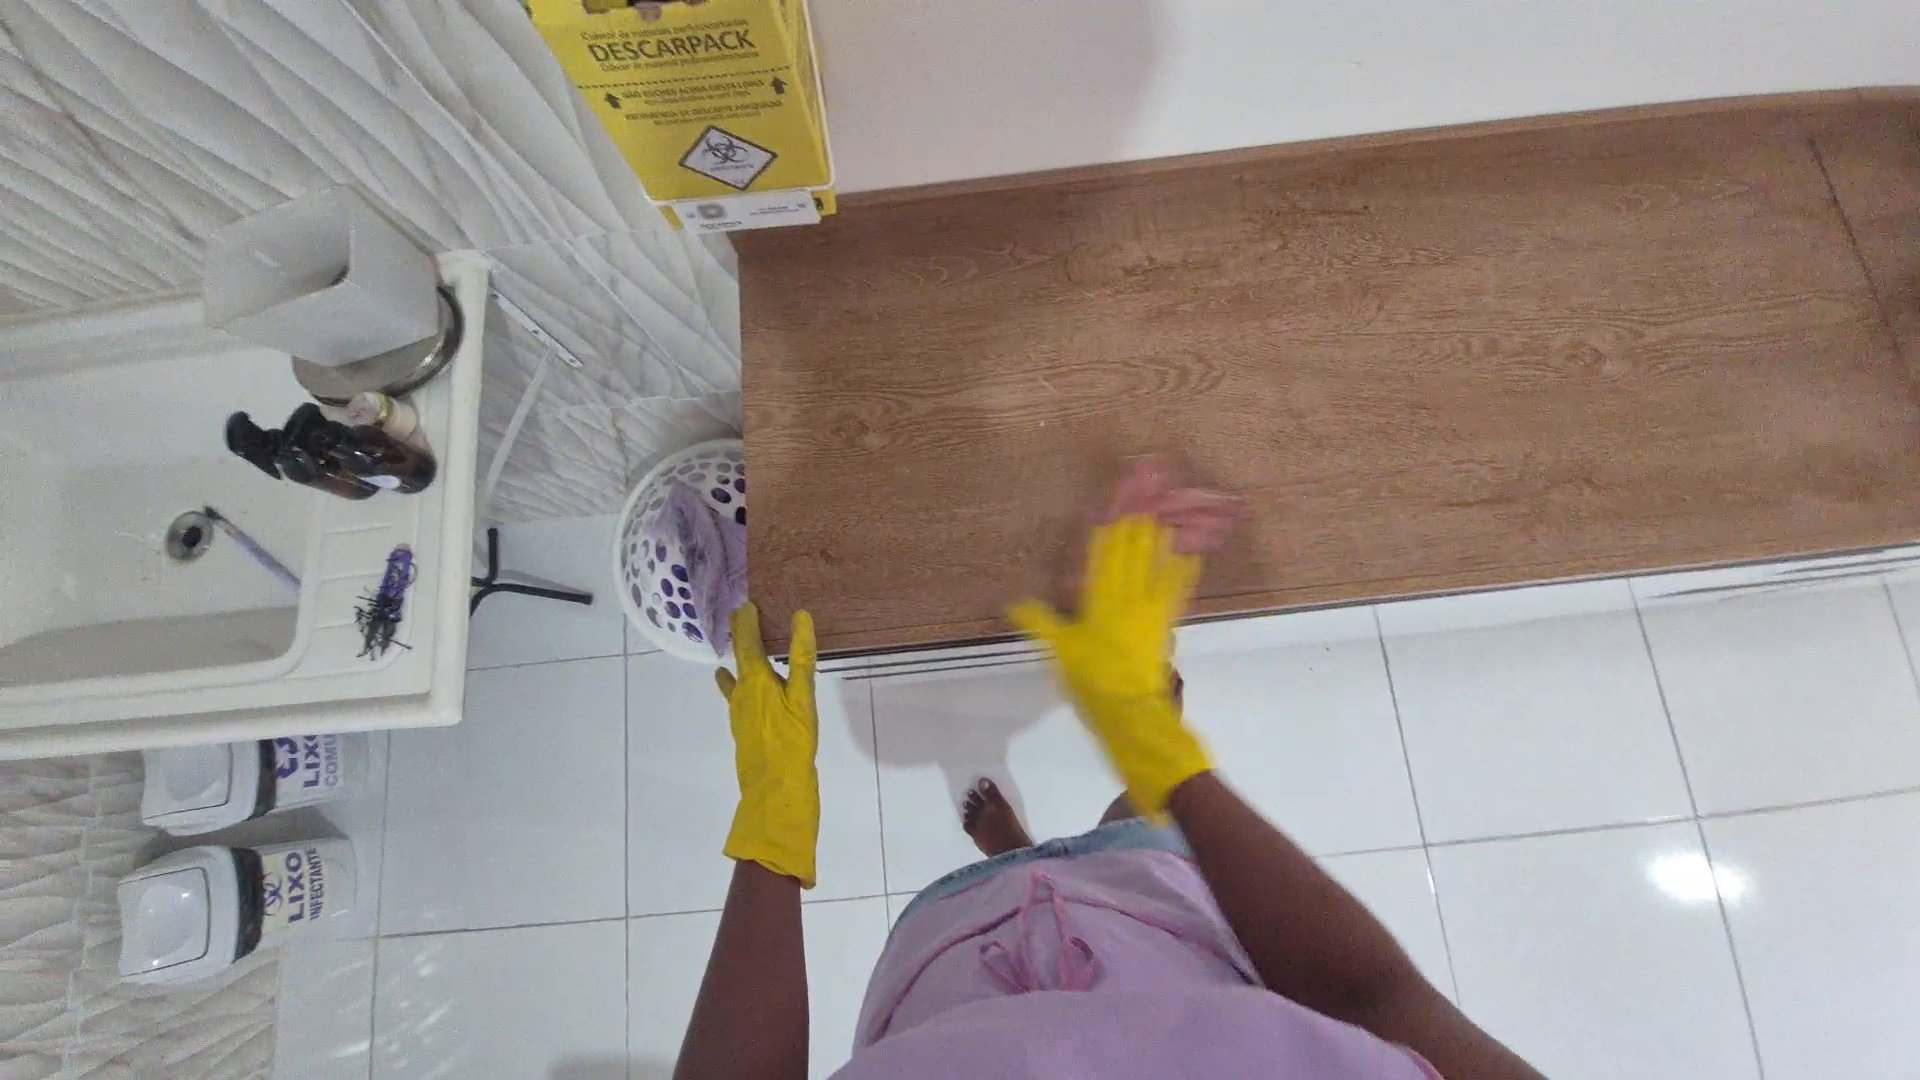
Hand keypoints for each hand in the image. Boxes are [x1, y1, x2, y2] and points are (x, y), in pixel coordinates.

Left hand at [715, 603, 819, 887]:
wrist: (776, 790)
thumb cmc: (792, 741)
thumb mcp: (803, 697)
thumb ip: (801, 657)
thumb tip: (800, 616)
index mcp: (755, 681)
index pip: (746, 641)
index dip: (746, 621)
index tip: (745, 602)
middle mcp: (741, 693)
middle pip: (738, 657)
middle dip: (740, 635)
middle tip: (742, 616)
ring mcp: (740, 712)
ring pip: (736, 677)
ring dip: (738, 659)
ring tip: (738, 646)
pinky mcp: (745, 728)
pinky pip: (739, 696)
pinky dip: (738, 683)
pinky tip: (737, 687)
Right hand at [1009, 516, 1211, 814]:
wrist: (1131, 712)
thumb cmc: (1091, 681)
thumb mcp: (1060, 652)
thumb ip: (1041, 623)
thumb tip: (1015, 603)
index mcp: (1099, 599)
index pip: (1104, 552)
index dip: (1111, 521)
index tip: (1118, 494)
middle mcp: (1127, 596)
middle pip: (1132, 547)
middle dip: (1139, 513)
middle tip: (1150, 481)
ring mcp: (1150, 608)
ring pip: (1154, 561)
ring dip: (1160, 532)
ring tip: (1168, 504)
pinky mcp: (1165, 622)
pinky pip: (1176, 590)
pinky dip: (1182, 569)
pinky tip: (1190, 552)